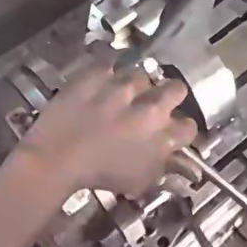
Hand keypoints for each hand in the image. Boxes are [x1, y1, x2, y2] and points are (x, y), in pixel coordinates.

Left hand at [14, 64, 197, 195]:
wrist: (57, 158)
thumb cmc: (98, 177)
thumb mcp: (138, 182)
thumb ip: (160, 165)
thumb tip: (168, 155)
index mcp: (163, 136)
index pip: (189, 127)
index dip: (180, 130)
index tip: (170, 132)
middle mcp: (149, 107)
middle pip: (176, 89)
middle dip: (169, 95)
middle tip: (154, 104)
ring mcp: (123, 86)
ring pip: (142, 74)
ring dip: (136, 84)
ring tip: (122, 92)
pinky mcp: (97, 74)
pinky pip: (110, 65)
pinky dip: (107, 72)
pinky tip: (100, 81)